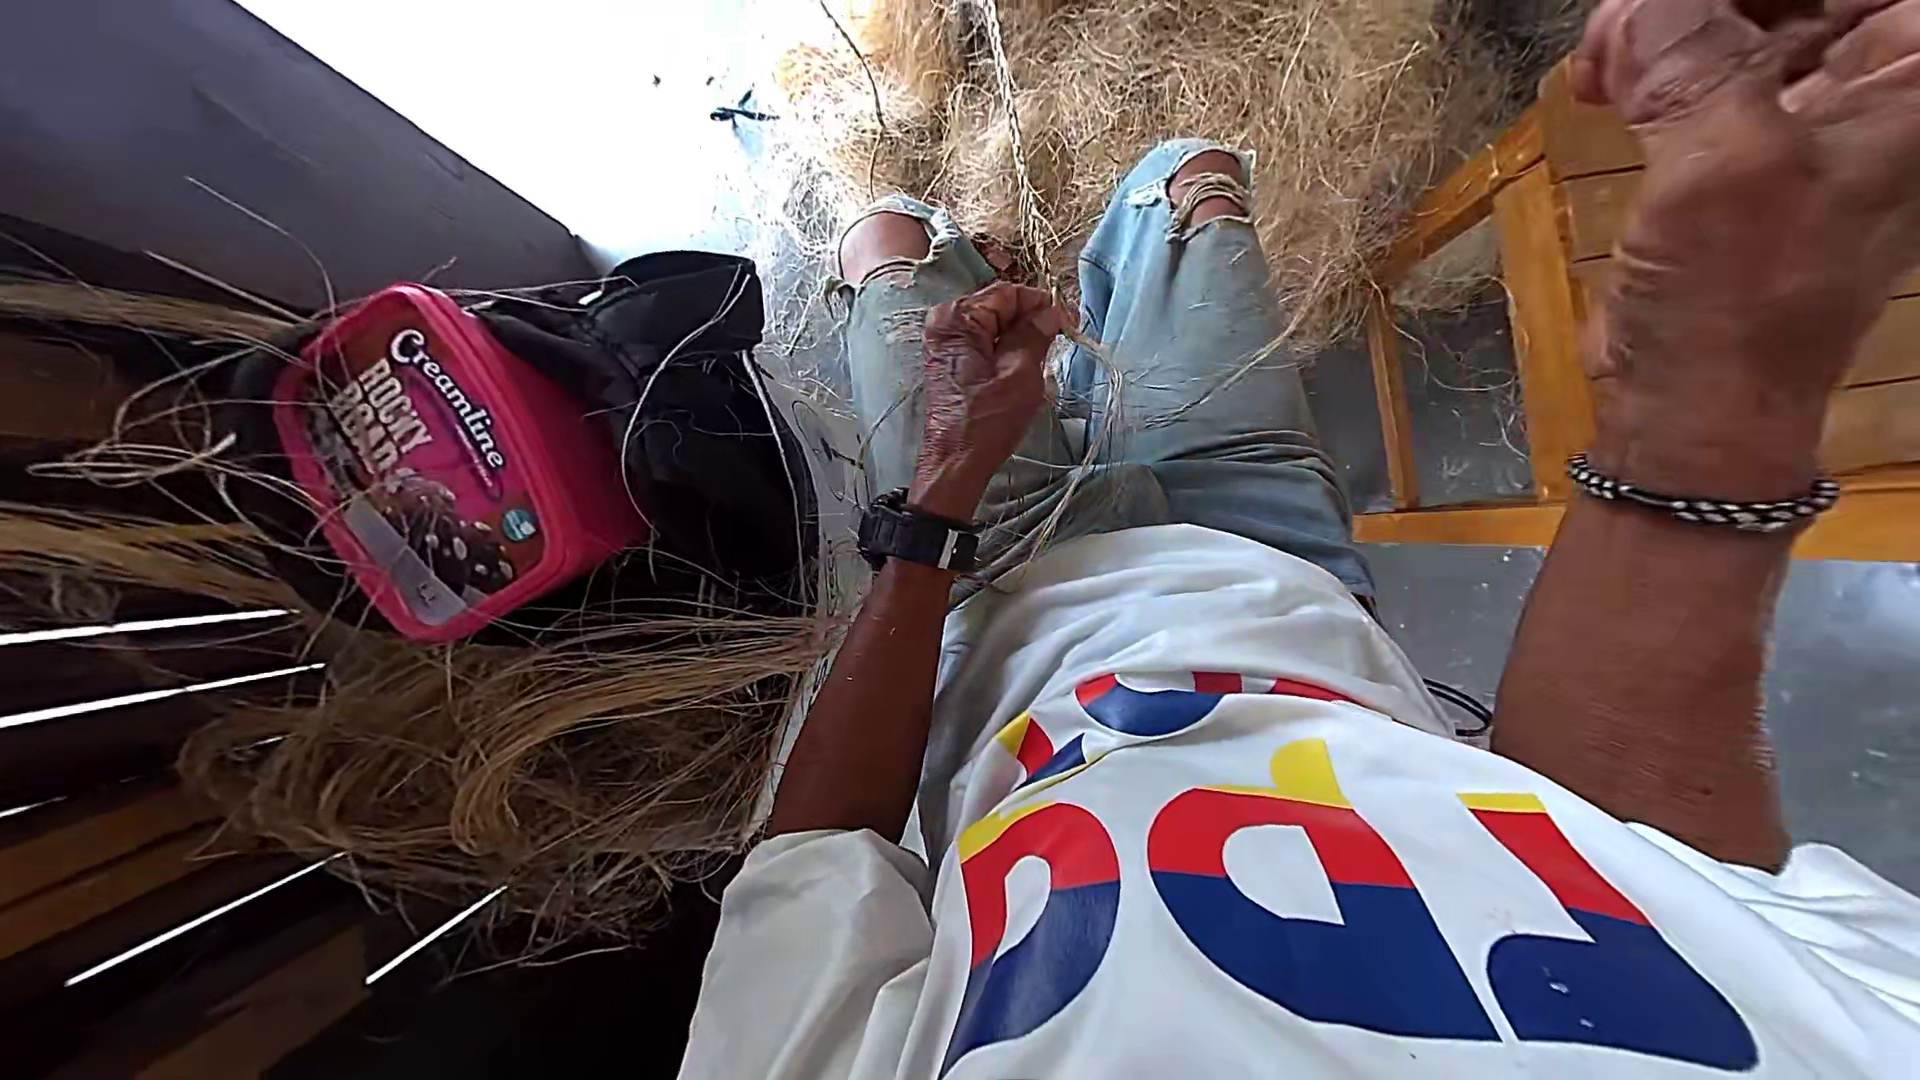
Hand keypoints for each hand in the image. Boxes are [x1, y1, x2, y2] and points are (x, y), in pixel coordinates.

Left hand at [910, 282, 1065, 520]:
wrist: (956, 462)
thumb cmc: (987, 421)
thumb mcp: (1020, 373)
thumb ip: (1034, 334)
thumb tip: (1049, 312)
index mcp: (958, 319)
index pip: (1008, 293)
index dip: (1042, 304)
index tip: (1069, 320)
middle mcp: (944, 324)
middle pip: (999, 309)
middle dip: (1030, 323)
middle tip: (1060, 341)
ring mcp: (944, 345)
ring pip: (994, 329)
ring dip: (1020, 341)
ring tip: (1042, 361)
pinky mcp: (950, 365)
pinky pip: (984, 347)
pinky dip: (1005, 354)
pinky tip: (1022, 372)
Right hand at [1575, 0, 1919, 497]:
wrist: (1693, 392)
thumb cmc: (1733, 294)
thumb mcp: (1719, 175)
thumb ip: (1695, 75)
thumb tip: (1641, 4)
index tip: (1661, 4)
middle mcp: (1881, 82)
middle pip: (1800, 3)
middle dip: (1703, 5)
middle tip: (1622, 19)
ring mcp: (1805, 119)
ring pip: (1744, 34)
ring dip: (1670, 34)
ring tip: (1601, 49)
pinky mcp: (1734, 160)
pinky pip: (1700, 88)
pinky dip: (1651, 76)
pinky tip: (1606, 80)